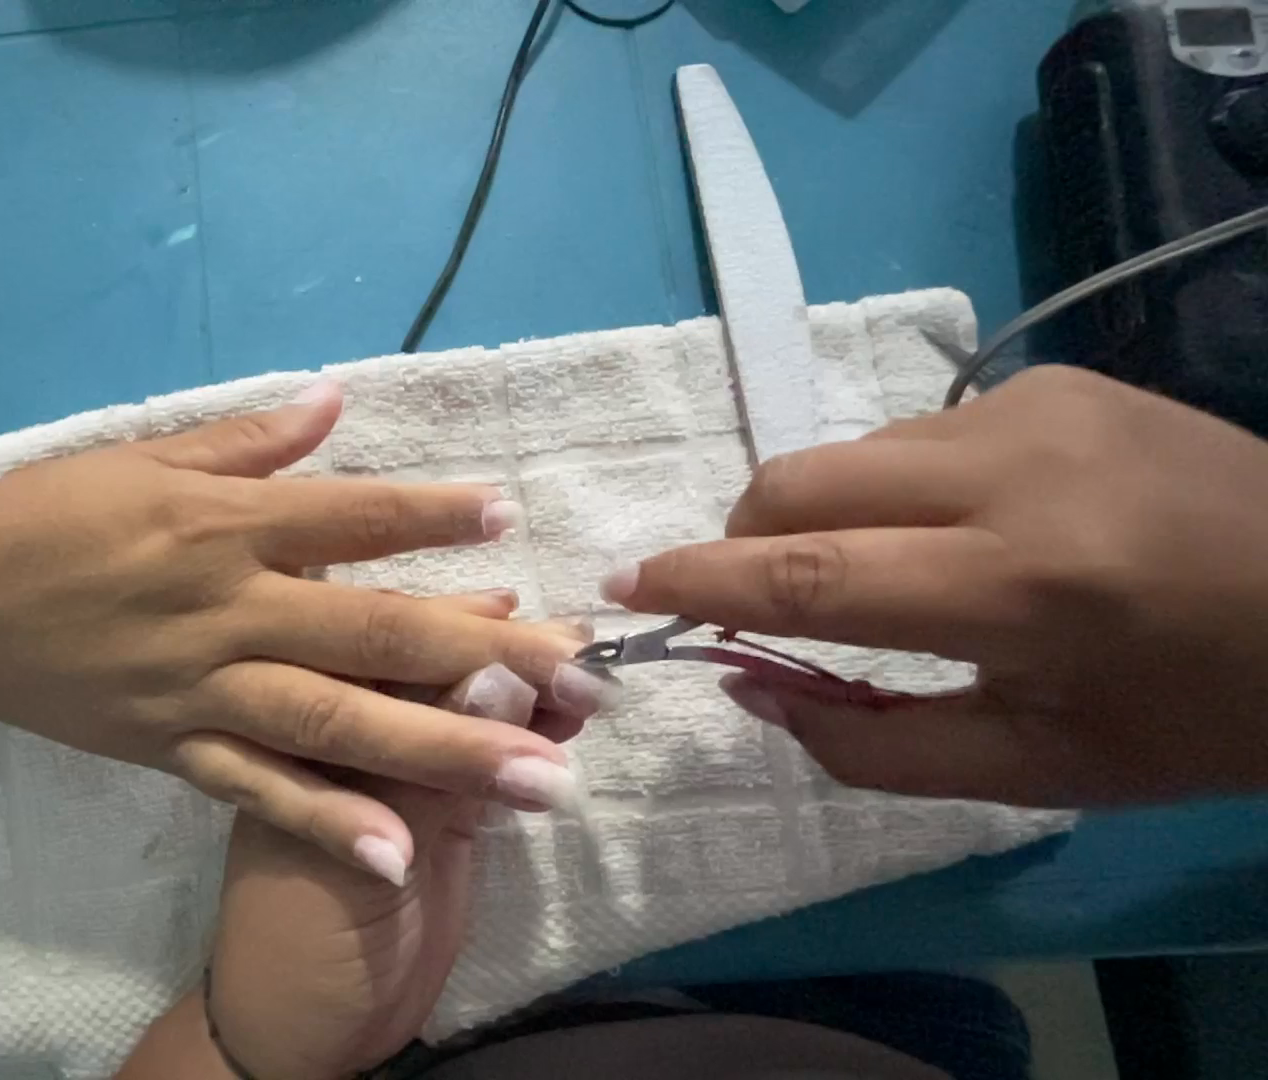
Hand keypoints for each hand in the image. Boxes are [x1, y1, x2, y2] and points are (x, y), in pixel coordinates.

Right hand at [0, 381, 614, 878]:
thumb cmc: (46, 519)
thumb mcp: (140, 457)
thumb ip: (247, 439)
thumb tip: (334, 397)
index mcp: (220, 526)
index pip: (347, 517)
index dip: (429, 513)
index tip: (507, 520)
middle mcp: (228, 610)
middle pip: (372, 631)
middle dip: (485, 651)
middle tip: (583, 677)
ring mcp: (203, 691)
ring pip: (338, 723)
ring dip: (445, 750)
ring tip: (541, 779)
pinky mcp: (173, 751)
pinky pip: (259, 792)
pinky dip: (327, 823)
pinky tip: (401, 855)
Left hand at [204, 657, 553, 1079]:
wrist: (309, 1033)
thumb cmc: (303, 937)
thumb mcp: (356, 850)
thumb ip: (425, 771)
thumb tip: (499, 677)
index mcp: (306, 728)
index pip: (382, 661)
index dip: (455, 636)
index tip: (527, 623)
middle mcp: (353, 735)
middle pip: (432, 677)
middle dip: (502, 655)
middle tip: (577, 644)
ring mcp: (399, 771)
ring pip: (466, 715)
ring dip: (525, 694)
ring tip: (586, 673)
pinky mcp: (437, 810)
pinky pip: (488, 765)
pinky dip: (528, 745)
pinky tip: (565, 722)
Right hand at [606, 366, 1267, 806]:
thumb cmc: (1205, 712)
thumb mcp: (1036, 770)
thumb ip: (864, 741)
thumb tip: (740, 679)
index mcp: (1027, 590)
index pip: (805, 577)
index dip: (698, 582)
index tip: (625, 586)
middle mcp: (1016, 474)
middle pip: (794, 487)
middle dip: (737, 538)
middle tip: (754, 590)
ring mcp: (1028, 409)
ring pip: (839, 460)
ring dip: (818, 517)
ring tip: (889, 563)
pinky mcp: (1042, 381)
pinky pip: (898, 436)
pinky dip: (883, 488)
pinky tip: (959, 520)